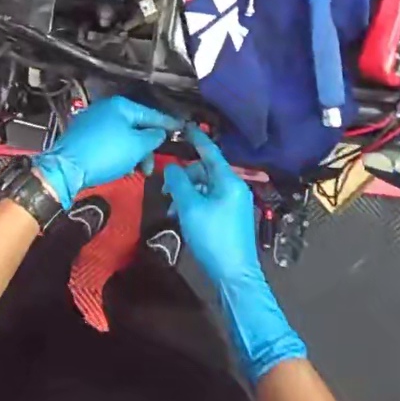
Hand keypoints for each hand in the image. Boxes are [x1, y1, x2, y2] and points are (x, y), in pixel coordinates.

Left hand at [34, 97, 182, 206]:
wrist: (67, 168)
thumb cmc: (106, 154)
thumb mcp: (137, 146)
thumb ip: (153, 137)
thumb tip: (159, 132)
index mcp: (121, 105)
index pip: (152, 114)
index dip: (168, 124)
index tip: (183, 128)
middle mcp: (107, 108)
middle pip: (137, 127)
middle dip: (146, 149)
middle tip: (149, 168)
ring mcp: (94, 121)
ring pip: (124, 136)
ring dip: (134, 154)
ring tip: (135, 172)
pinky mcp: (85, 135)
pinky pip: (110, 142)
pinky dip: (119, 154)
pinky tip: (121, 168)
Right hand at [161, 126, 306, 383]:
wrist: (235, 274)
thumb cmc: (213, 237)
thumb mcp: (190, 207)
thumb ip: (179, 183)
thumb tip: (171, 167)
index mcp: (229, 181)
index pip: (211, 152)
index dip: (197, 139)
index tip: (184, 126)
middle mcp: (235, 188)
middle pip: (206, 171)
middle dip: (184, 176)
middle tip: (164, 188)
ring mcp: (235, 204)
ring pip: (206, 188)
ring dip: (187, 192)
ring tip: (171, 207)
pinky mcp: (231, 218)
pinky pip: (210, 201)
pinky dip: (194, 204)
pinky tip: (182, 216)